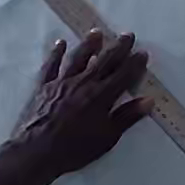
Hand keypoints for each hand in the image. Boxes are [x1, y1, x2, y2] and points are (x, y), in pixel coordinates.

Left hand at [7, 30, 152, 181]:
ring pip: (79, 58)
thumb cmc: (75, 148)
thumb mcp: (107, 138)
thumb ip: (127, 117)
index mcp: (101, 96)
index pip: (123, 75)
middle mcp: (84, 83)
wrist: (37, 151)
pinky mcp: (45, 86)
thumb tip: (148, 100)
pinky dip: (56, 53)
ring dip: (89, 44)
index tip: (143, 52)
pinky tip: (60, 43)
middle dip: (118, 47)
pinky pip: (52, 65)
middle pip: (104, 60)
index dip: (135, 63)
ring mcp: (62, 82)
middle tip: (128, 35)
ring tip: (97, 32)